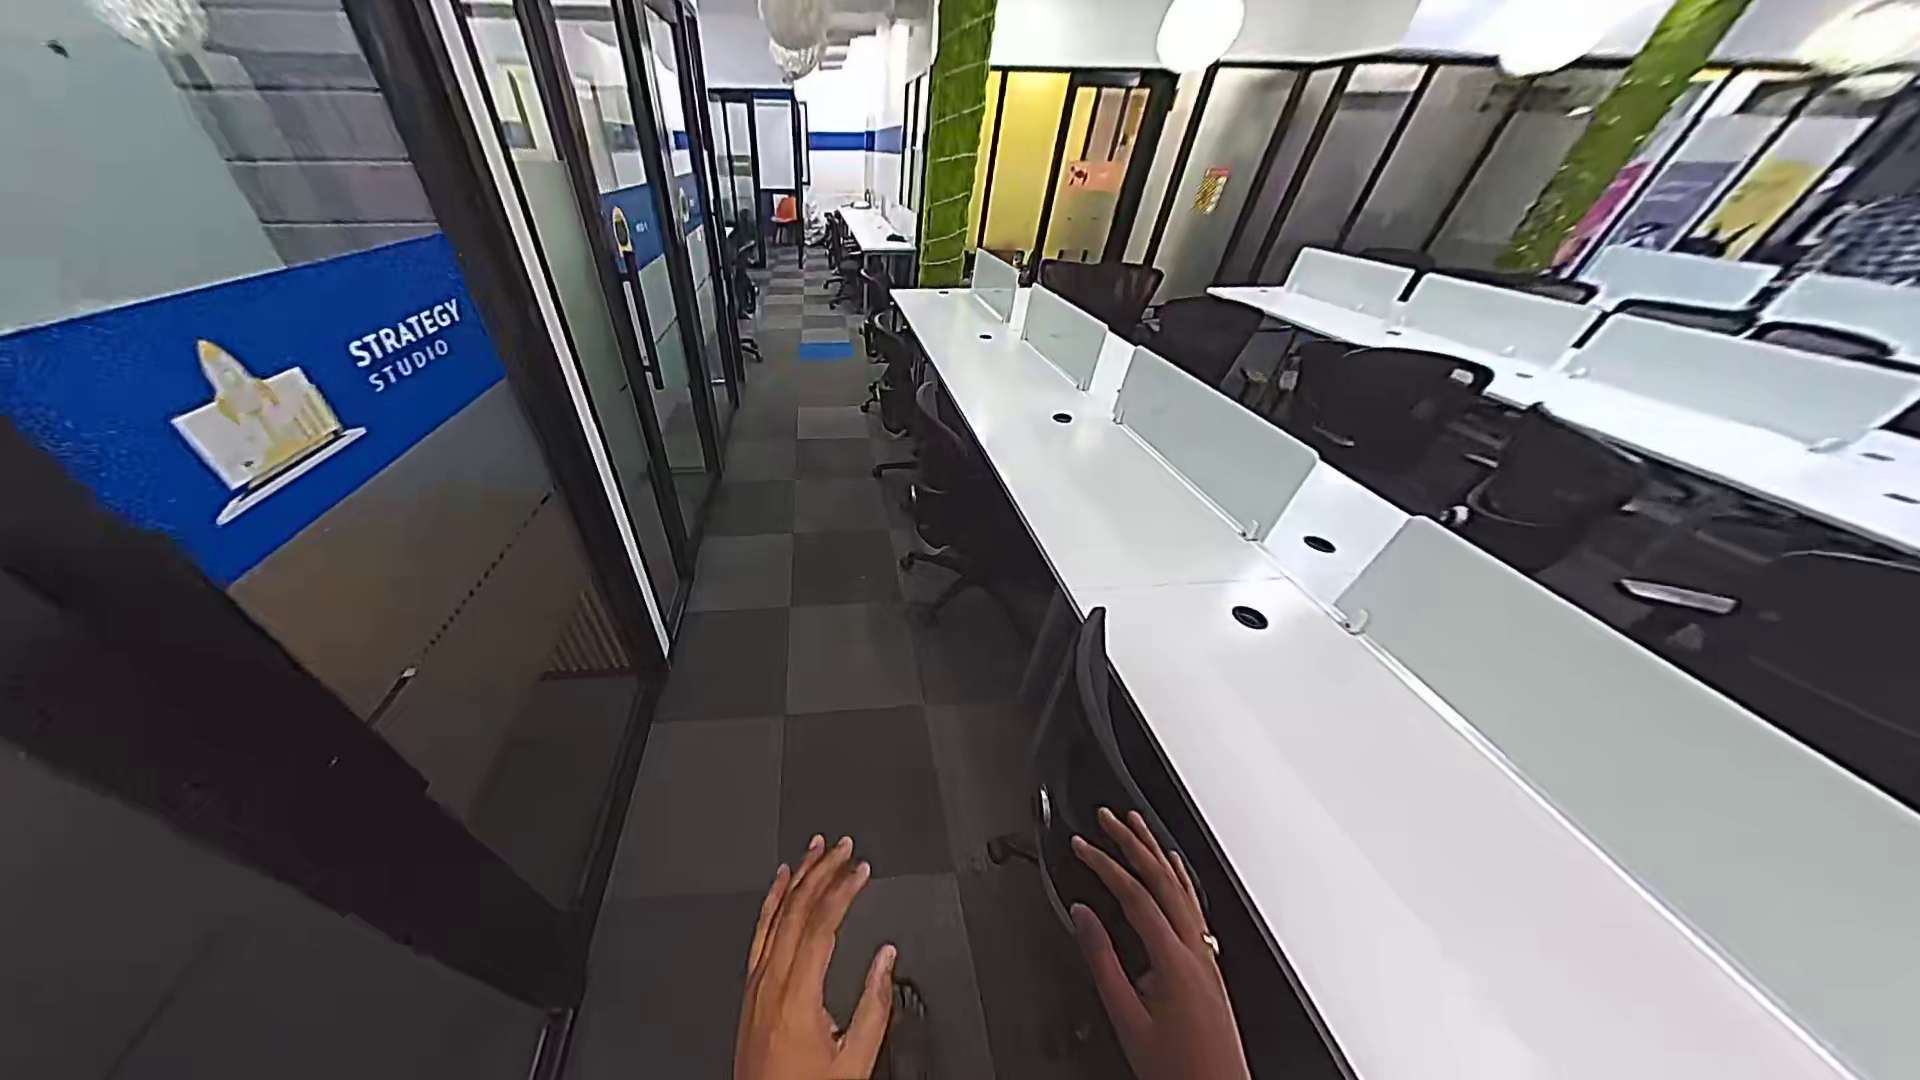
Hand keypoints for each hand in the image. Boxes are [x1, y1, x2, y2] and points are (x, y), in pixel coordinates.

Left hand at [735, 835, 896, 1079]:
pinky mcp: (750, 990)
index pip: (821, 924)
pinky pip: (758, 931)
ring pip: (775, 913)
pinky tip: (779, 882)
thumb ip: (874, 1006)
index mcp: (797, 996)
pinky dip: (770, 900)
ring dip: (798, 875)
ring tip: (814, 848)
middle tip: (843, 846)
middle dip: (822, 870)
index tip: (862, 868)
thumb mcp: (853, 1064)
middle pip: (796, 909)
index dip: (843, 889)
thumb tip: (886, 957)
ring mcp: (756, 984)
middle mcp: (771, 982)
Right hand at [1071, 808, 1251, 1079]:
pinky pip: (1194, 903)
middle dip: (1131, 841)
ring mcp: (1205, 951)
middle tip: (1107, 816)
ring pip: (1179, 885)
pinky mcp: (1209, 959)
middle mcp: (1193, 946)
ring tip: (1136, 822)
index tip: (1081, 845)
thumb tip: (1082, 914)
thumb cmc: (1176, 1068)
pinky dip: (1179, 875)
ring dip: (1155, 848)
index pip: (1134, 894)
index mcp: (1173, 958)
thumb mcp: (1127, 1019)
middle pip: (1160, 877)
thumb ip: (1102, 960)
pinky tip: (1171, 862)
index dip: (1104, 863)